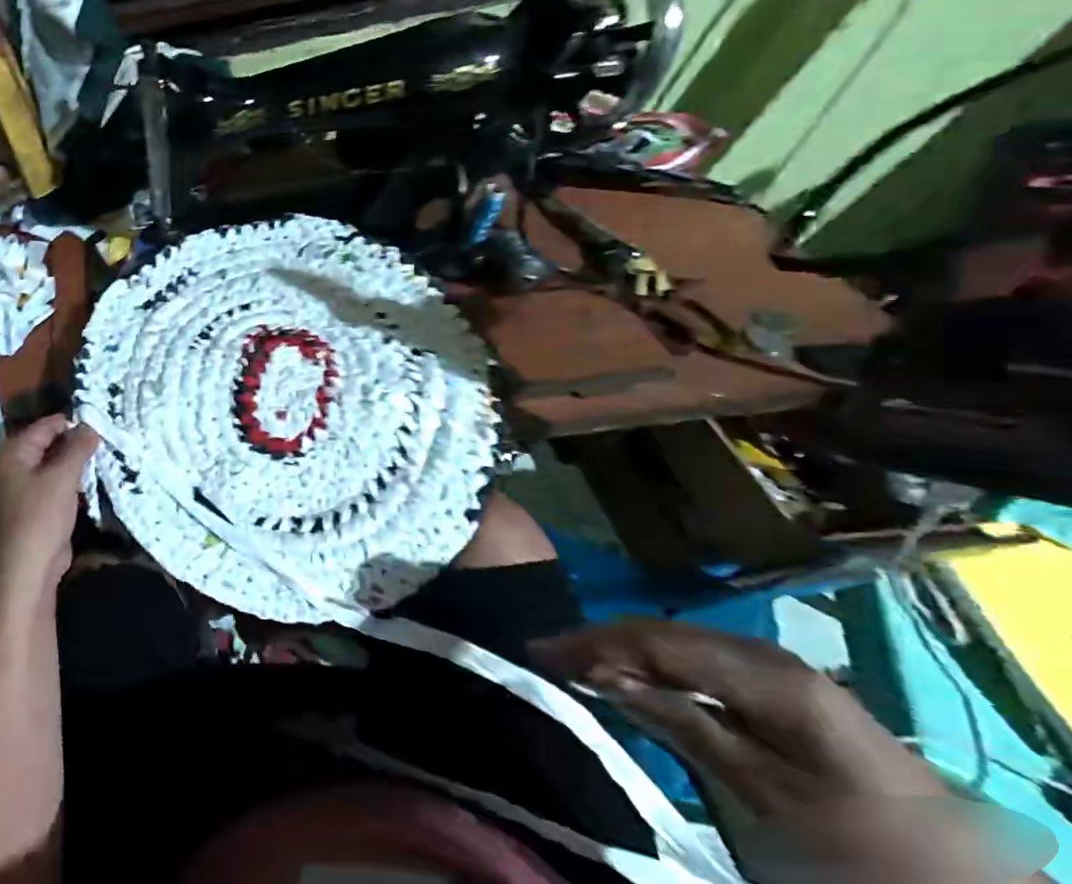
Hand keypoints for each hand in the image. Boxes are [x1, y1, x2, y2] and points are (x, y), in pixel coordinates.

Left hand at [0, 414, 99, 595]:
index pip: (45, 426)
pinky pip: (57, 481)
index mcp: (14, 453)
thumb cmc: (42, 516)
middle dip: (75, 440)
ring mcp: (26, 486)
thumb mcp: (63, 477)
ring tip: (105, 451)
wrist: (31, 567)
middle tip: (106, 435)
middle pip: (49, 443)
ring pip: (55, 463)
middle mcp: (16, 465)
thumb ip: (78, 447)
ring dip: (76, 460)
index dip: (71, 422)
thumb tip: (92, 425)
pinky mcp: (38, 504)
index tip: (100, 421)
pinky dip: (73, 477)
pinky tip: (93, 475)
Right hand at [530, 620, 945, 815]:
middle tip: (543, 653)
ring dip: (622, 649)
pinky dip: (653, 663)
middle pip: (663, 633)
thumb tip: (603, 677)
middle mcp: (766, 655)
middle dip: (600, 640)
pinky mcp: (779, 688)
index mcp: (765, 675)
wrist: (955, 879)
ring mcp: (776, 668)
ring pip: (677, 642)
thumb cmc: (851, 838)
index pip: (655, 640)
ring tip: (573, 661)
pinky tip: (628, 674)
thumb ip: (682, 723)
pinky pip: (698, 660)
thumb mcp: (762, 790)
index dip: (592, 642)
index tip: (537, 651)